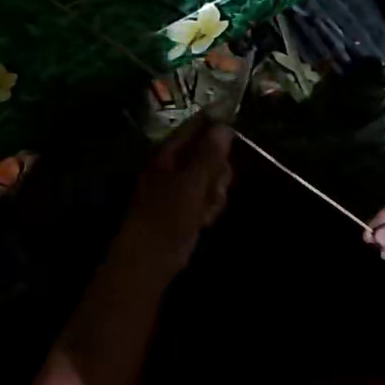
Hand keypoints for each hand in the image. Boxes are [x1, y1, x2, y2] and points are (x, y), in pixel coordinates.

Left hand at [119, 116, 233, 270]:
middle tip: (214, 186)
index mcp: (169, 152)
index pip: (196, 127)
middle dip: (218, 171)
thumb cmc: (166, 215)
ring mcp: (182, 186)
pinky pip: (210, 197)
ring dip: (215, 193)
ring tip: (205, 209)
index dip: (216, 128)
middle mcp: (176, 164)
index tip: (232, 137)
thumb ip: (208, 154)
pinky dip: (210, 208)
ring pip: (214, 177)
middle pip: (211, 153)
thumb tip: (223, 126)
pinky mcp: (189, 206)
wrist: (151, 257)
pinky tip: (204, 220)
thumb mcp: (190, 182)